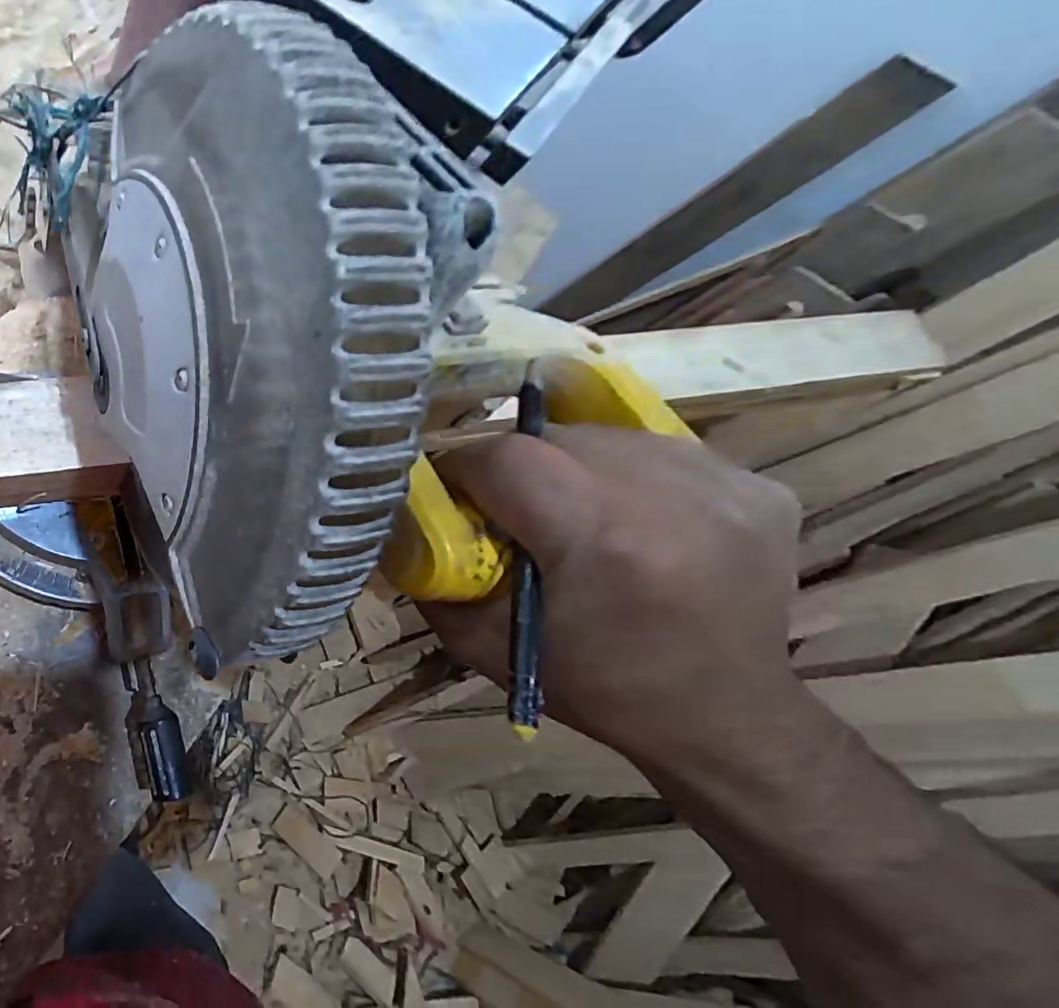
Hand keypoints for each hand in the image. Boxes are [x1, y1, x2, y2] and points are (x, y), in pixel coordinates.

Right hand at [417, 426, 802, 762]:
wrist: (724, 720)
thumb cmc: (593, 687)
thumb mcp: (481, 642)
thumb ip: (431, 573)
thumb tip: (401, 518)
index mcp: (603, 539)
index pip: (506, 456)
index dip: (464, 468)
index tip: (452, 497)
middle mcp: (670, 496)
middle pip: (551, 437)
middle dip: (509, 466)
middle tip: (500, 508)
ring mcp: (723, 483)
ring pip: (601, 435)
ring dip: (564, 464)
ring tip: (563, 511)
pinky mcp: (755, 484)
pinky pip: (654, 450)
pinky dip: (619, 472)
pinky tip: (621, 513)